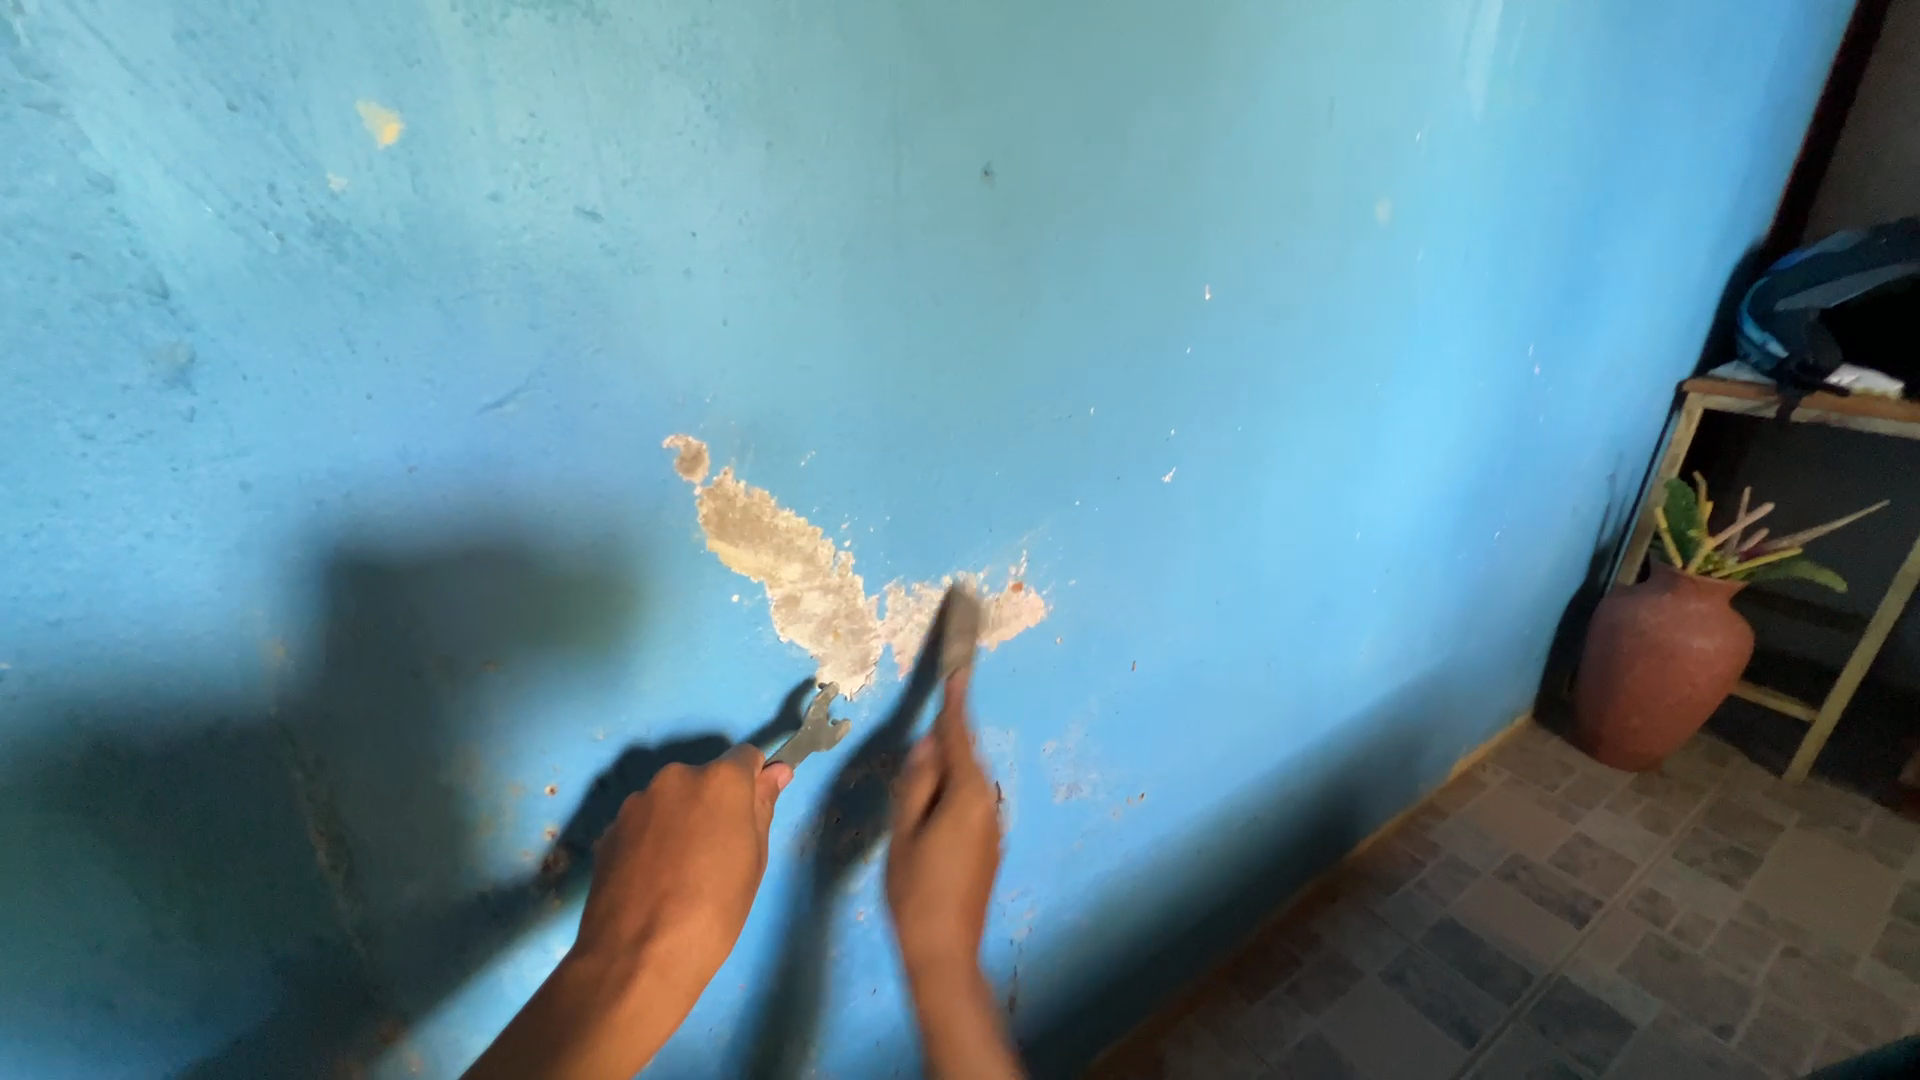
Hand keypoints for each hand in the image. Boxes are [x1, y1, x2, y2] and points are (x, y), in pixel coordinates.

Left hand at [463, 744, 791, 1079]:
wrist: (636, 960)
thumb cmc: (714, 909)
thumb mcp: (755, 859)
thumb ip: (762, 807)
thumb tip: (776, 773)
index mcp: (720, 779)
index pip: (747, 757)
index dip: (753, 783)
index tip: (752, 816)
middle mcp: (676, 777)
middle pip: (705, 779)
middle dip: (714, 803)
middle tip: (717, 852)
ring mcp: (637, 802)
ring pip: (672, 800)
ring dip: (680, 820)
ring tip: (679, 872)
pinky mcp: (609, 831)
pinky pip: (643, 824)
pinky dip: (652, 840)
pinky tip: (652, 881)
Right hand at [887, 667, 1002, 973]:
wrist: (945, 952)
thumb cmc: (915, 890)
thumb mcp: (904, 831)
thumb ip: (916, 782)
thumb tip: (928, 743)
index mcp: (967, 795)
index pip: (959, 738)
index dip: (954, 705)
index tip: (957, 673)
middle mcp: (988, 804)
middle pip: (967, 757)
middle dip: (949, 734)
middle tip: (932, 708)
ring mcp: (993, 825)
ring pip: (969, 780)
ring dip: (951, 763)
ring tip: (925, 755)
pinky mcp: (990, 843)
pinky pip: (971, 800)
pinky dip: (954, 787)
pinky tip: (934, 798)